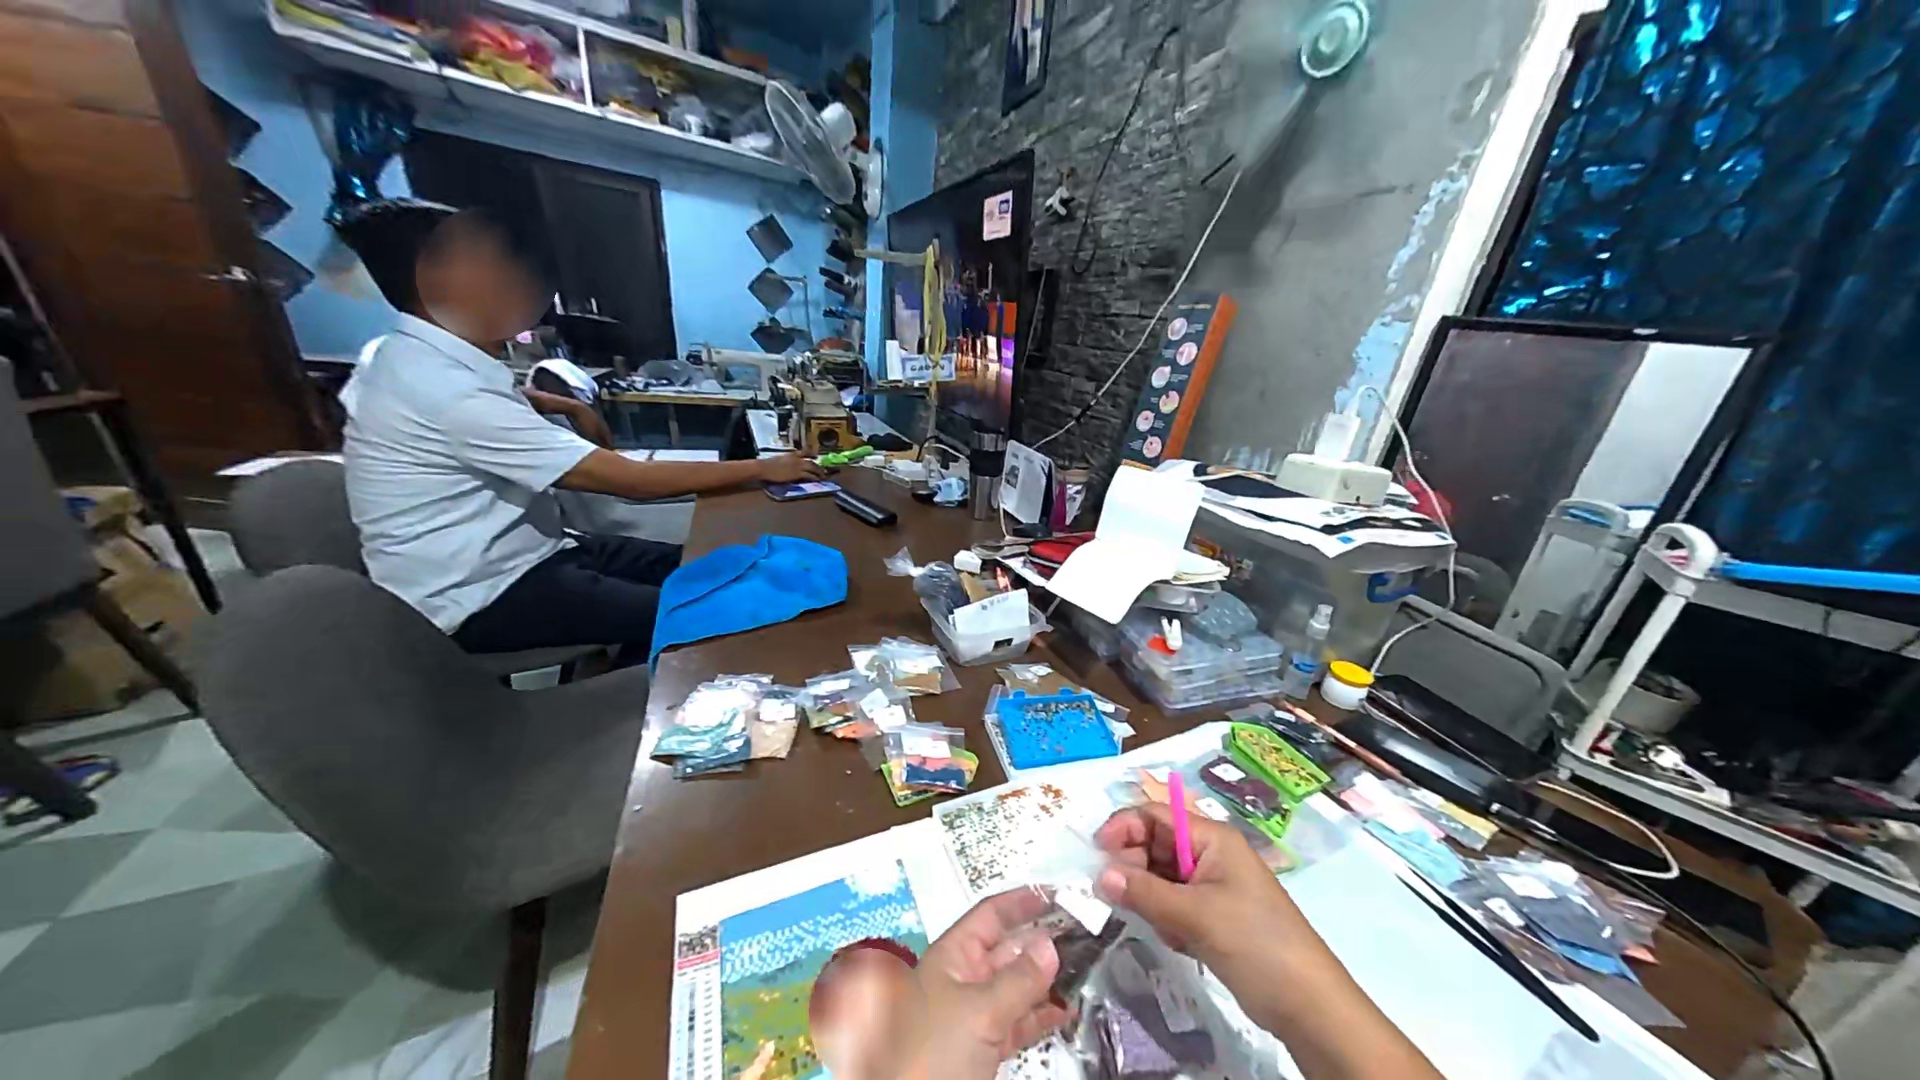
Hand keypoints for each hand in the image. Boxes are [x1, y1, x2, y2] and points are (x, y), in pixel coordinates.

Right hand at [756, 452, 827, 483]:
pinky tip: (818, 480)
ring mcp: (798, 466)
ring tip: (823, 476)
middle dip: (818, 466)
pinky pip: (809, 475)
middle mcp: (797, 459)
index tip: (816, 456)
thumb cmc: (768, 465)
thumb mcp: (780, 459)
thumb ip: (787, 460)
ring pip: (812, 468)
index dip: (812, 453)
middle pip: (811, 461)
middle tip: (823, 470)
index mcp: (792, 454)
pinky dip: (815, 477)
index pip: (804, 451)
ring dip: (819, 472)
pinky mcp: (797, 474)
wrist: (765, 468)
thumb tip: (789, 464)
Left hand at [905, 889, 1070, 1079]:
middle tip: (1086, 932)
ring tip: (1087, 968)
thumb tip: (1051, 942)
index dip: (1022, 901)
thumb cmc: (936, 1051)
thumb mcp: (980, 1012)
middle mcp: (964, 977)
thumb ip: (1019, 979)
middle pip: (1008, 948)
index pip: (991, 914)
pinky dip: (1041, 1015)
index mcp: (953, 955)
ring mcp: (974, 1013)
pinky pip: (1018, 1020)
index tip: (1060, 894)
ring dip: (1048, 978)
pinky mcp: (984, 1047)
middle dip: (1043, 939)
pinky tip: (1069, 1010)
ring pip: (1016, 985)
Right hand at [1093, 804, 1331, 1030]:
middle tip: (1118, 895)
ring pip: (1160, 876)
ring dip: (1150, 896)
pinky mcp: (1213, 915)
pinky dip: (1165, 917)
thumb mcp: (1195, 916)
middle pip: (1155, 844)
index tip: (1097, 851)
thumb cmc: (1255, 944)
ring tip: (1160, 925)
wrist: (1310, 1007)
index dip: (1124, 826)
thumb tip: (1099, 875)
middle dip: (1134, 866)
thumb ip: (1143, 892)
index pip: (1156, 815)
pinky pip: (1172, 902)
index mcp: (1212, 838)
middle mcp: (1210, 854)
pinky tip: (1176, 941)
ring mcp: (1212, 886)